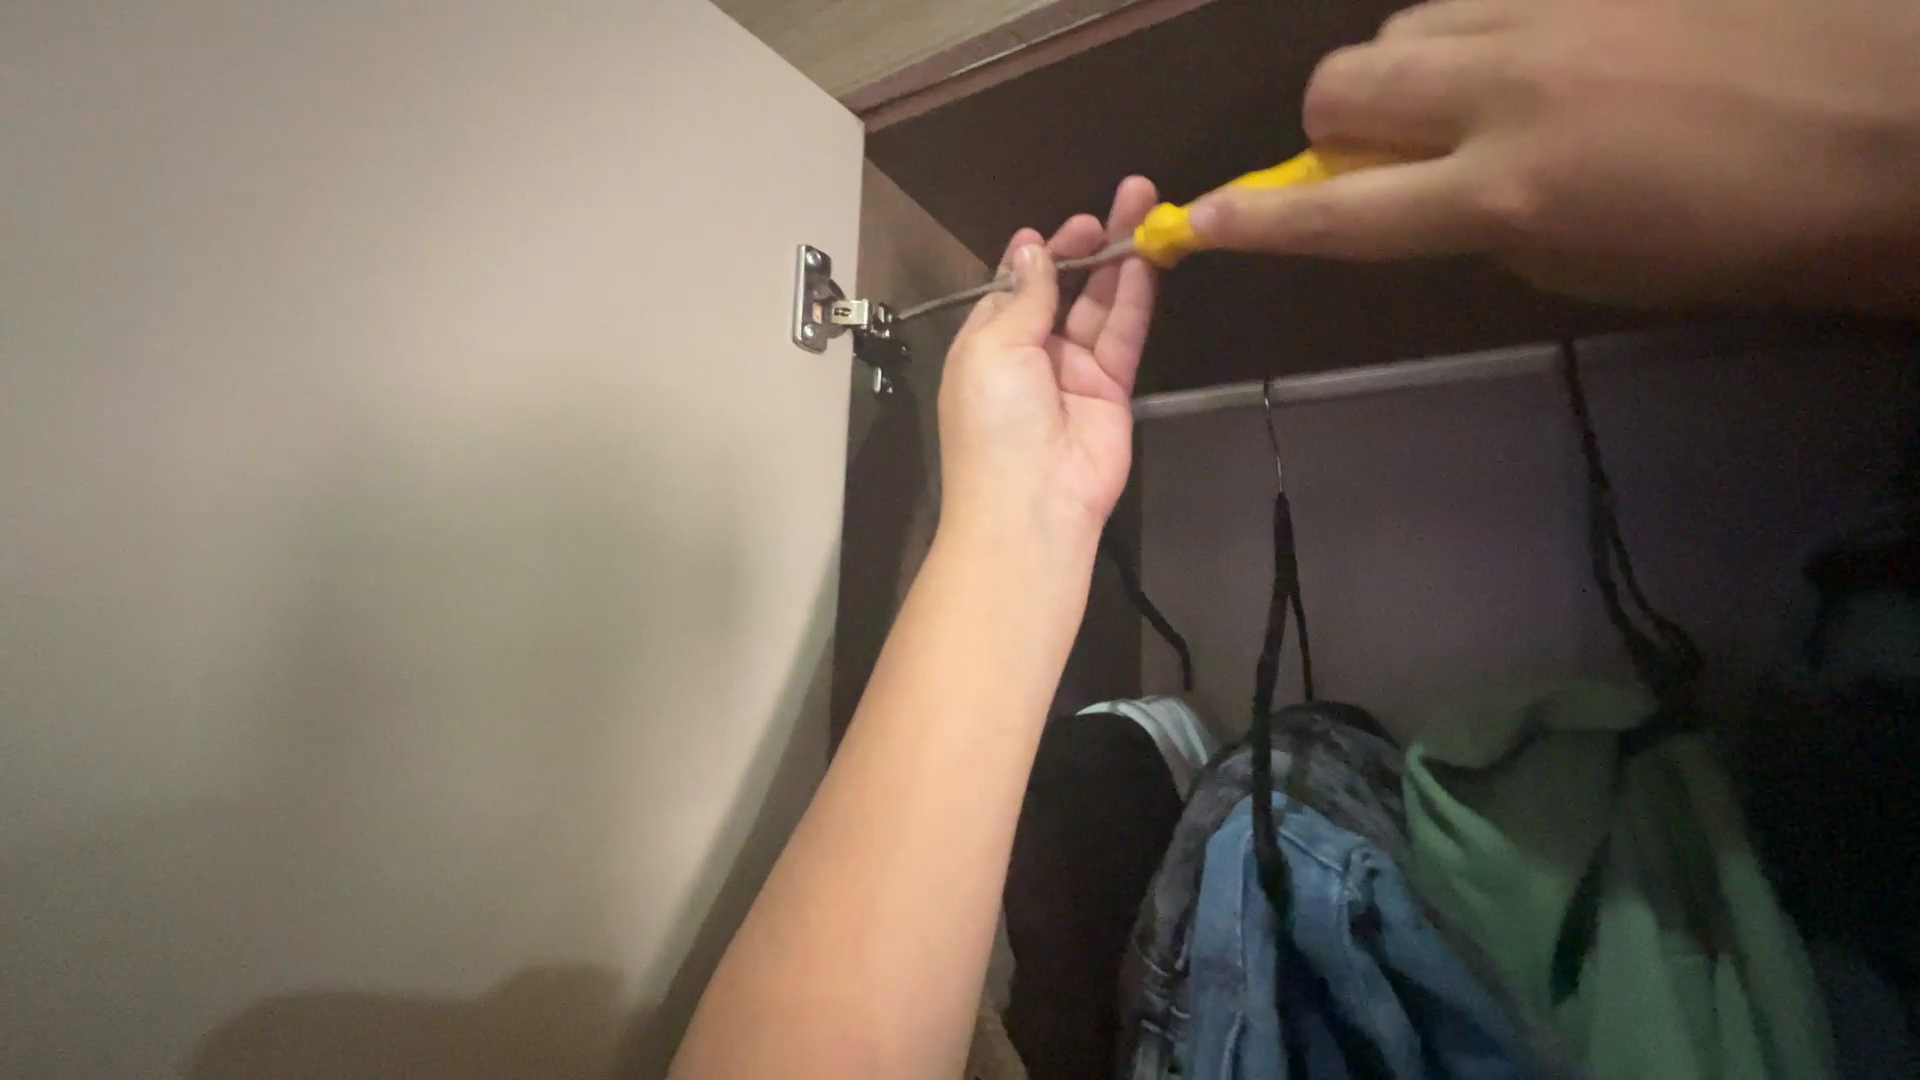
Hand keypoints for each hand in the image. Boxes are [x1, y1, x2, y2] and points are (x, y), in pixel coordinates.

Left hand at [937, 177, 1158, 553]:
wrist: (1032, 504)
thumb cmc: (994, 422)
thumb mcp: (992, 348)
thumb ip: (1021, 297)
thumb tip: (1029, 249)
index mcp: (986, 346)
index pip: (1013, 289)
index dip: (1036, 257)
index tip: (1058, 227)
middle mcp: (1029, 356)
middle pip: (1062, 290)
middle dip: (1085, 246)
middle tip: (1118, 203)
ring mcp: (1072, 373)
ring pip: (1099, 306)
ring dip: (1118, 260)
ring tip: (1142, 207)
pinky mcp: (1112, 389)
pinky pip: (1123, 334)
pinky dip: (1134, 296)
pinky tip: (1146, 257)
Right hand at [1189, 0, 1919, 310]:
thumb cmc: (1736, 240)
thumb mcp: (1570, 266)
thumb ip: (1466, 224)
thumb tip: (1417, 187)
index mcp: (1501, 195)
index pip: (1331, 212)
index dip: (1254, 221)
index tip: (1200, 223)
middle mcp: (1510, 87)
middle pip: (1343, 79)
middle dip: (1334, 121)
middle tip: (1381, 148)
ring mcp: (1566, 6)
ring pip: (1410, 18)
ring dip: (1408, 66)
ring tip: (1473, 91)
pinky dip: (1488, 24)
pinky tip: (1551, 45)